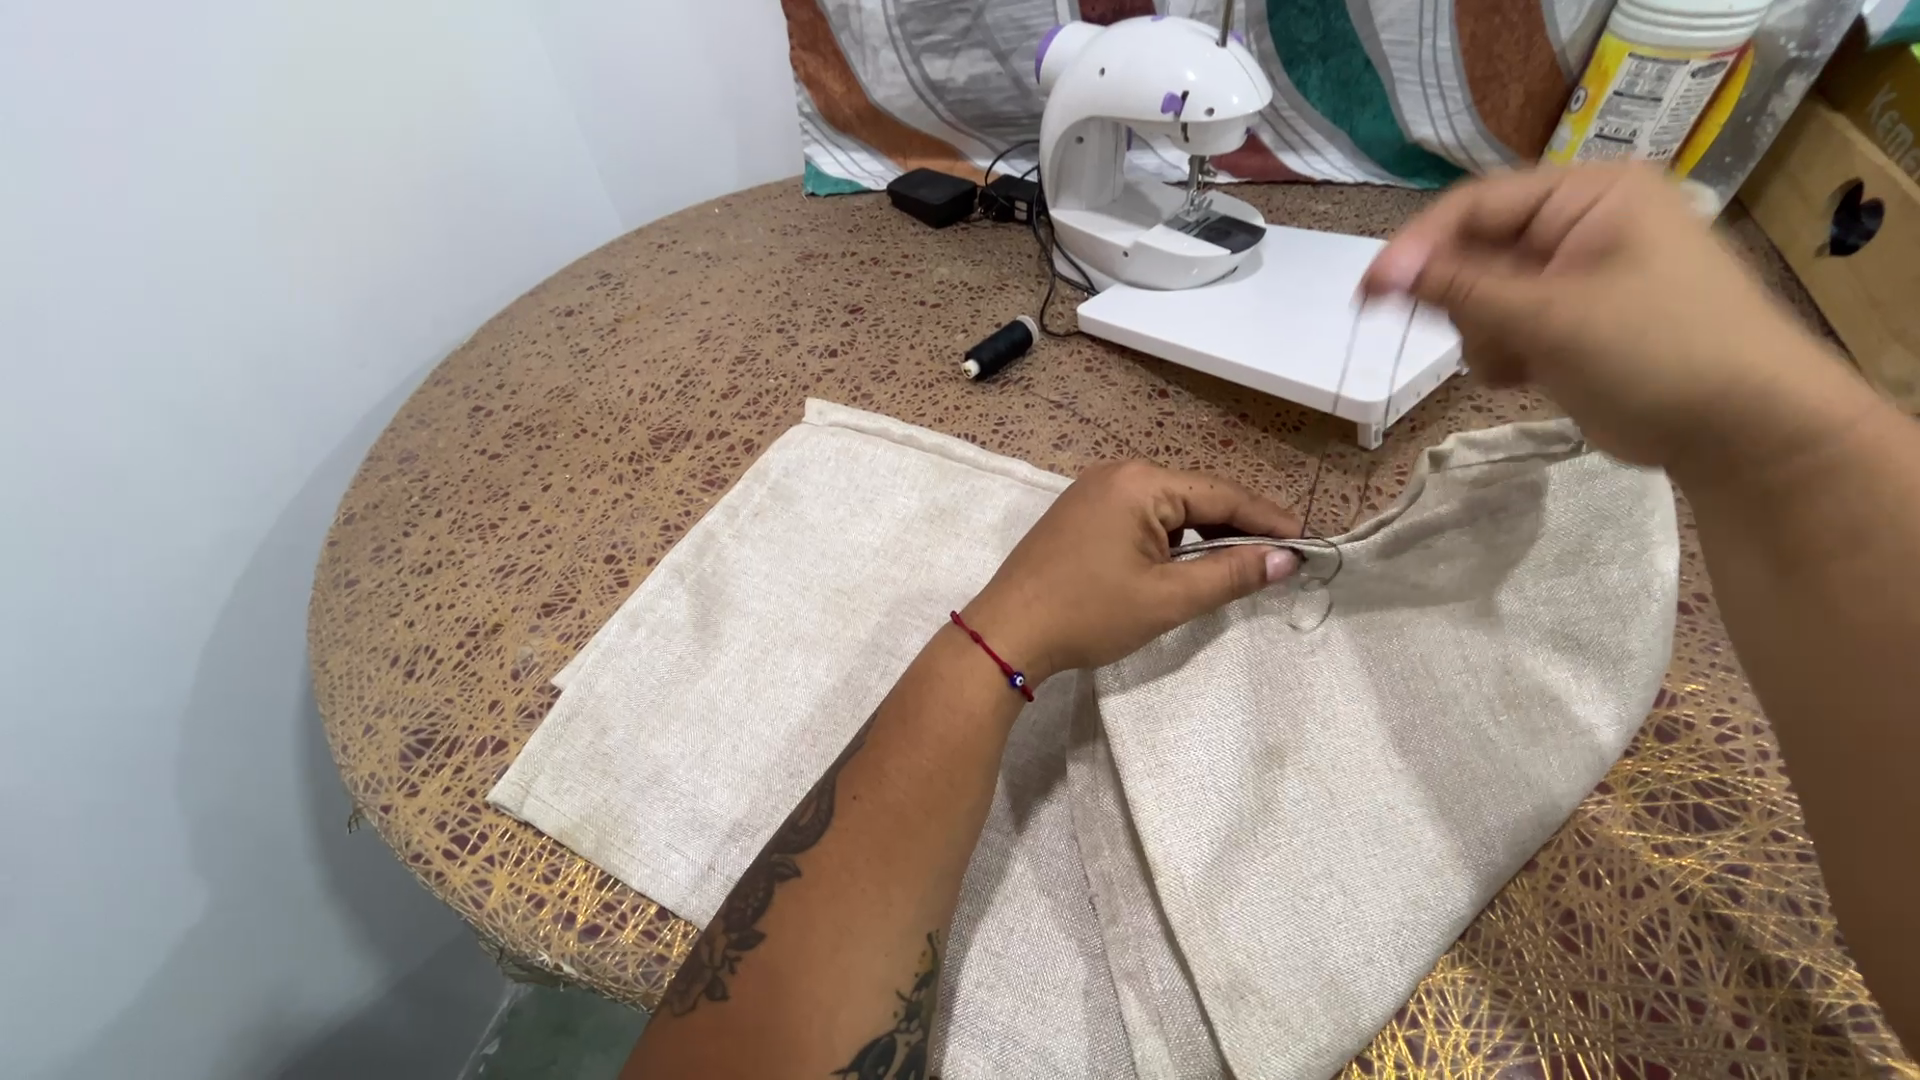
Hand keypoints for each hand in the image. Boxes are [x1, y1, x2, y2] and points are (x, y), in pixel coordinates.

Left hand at [959, 462, 1300, 682]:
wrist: (1008, 632)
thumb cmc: (1089, 613)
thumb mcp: (1167, 598)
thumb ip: (1231, 574)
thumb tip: (1285, 559)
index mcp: (1140, 483)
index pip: (1222, 494)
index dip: (1267, 520)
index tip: (1307, 543)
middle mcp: (1117, 474)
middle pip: (1195, 496)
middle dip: (1236, 527)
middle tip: (1278, 559)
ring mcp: (1093, 491)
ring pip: (1167, 508)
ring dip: (1202, 535)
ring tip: (1237, 565)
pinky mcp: (1079, 514)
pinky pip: (1139, 517)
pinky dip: (1168, 539)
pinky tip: (1183, 564)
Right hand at [1362, 164, 1839, 472]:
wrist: (1739, 429)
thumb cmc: (1655, 353)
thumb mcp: (1548, 315)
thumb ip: (1459, 289)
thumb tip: (1380, 273)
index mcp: (1589, 197)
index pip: (1474, 206)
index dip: (1416, 248)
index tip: (1368, 294)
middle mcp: (1577, 226)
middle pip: (1473, 252)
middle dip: (1462, 302)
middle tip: (1467, 335)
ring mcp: (1571, 276)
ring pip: (1478, 296)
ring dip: (1482, 335)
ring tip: (1518, 362)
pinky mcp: (1564, 321)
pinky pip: (1498, 326)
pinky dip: (1498, 353)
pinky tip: (1525, 374)